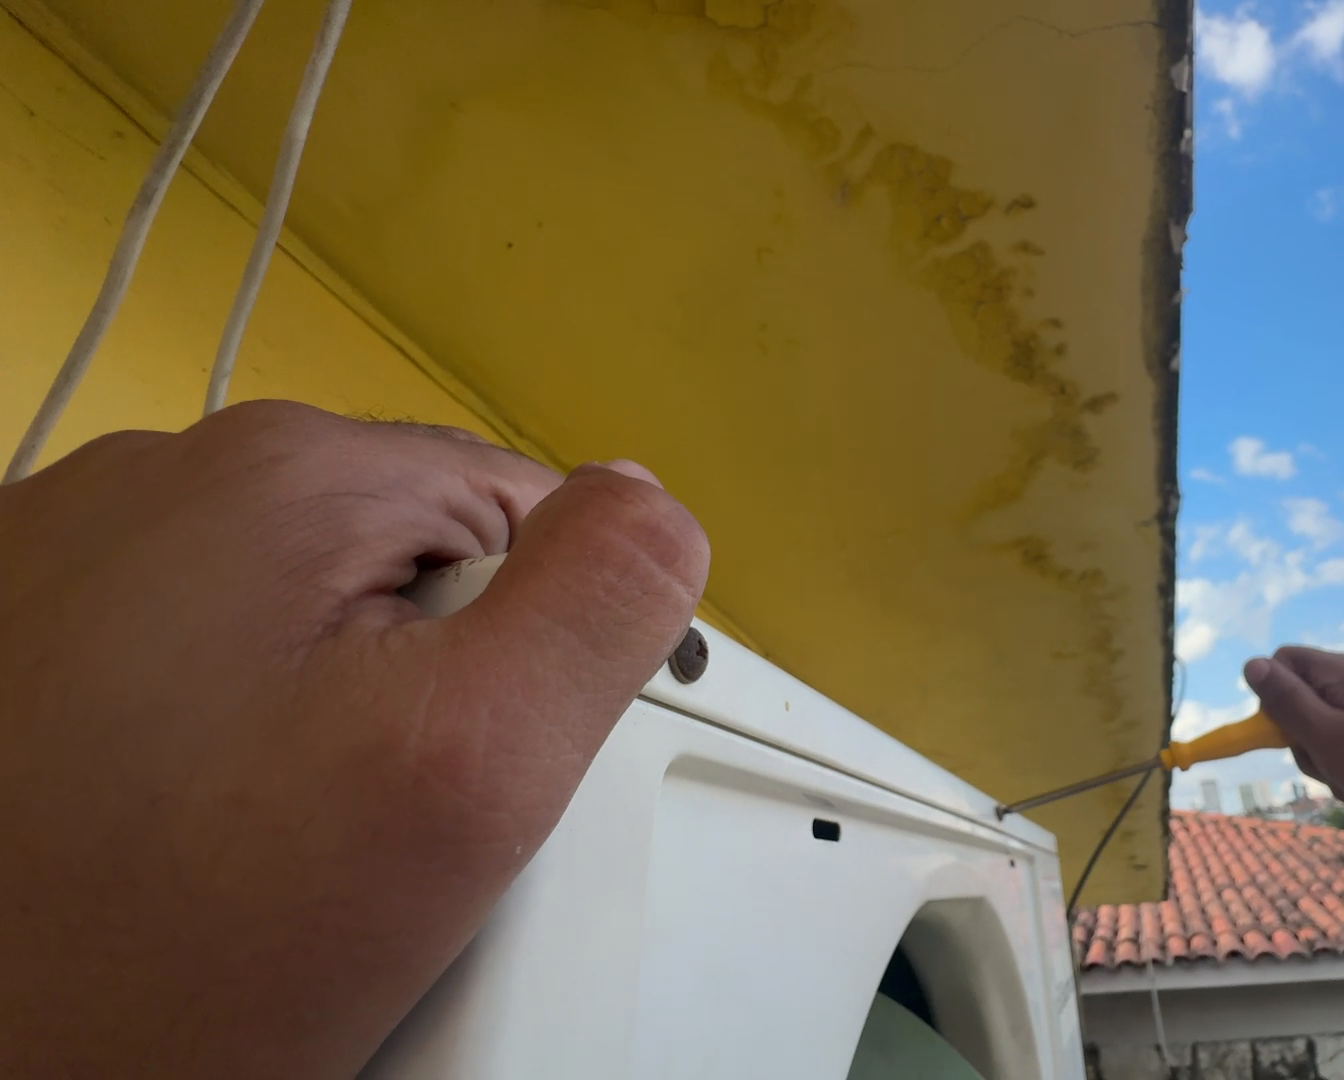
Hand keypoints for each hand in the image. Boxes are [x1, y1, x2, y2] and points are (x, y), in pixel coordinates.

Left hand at [0, 401, 708, 1075]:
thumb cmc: (197, 940)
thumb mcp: (480, 751)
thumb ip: (605, 595)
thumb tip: (651, 501)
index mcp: (302, 474)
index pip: (545, 519)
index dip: (557, 640)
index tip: (489, 745)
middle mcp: (177, 481)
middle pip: (447, 559)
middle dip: (466, 672)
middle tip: (399, 794)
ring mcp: (89, 556)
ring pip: (353, 607)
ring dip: (376, 699)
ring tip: (309, 817)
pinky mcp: (48, 632)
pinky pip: (255, 645)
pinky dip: (280, 718)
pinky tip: (228, 809)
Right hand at [1243, 646, 1343, 853]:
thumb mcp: (1330, 740)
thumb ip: (1286, 701)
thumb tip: (1251, 664)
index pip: (1282, 662)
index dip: (1271, 698)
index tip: (1285, 737)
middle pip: (1309, 697)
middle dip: (1308, 739)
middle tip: (1333, 771)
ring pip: (1340, 724)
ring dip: (1339, 761)